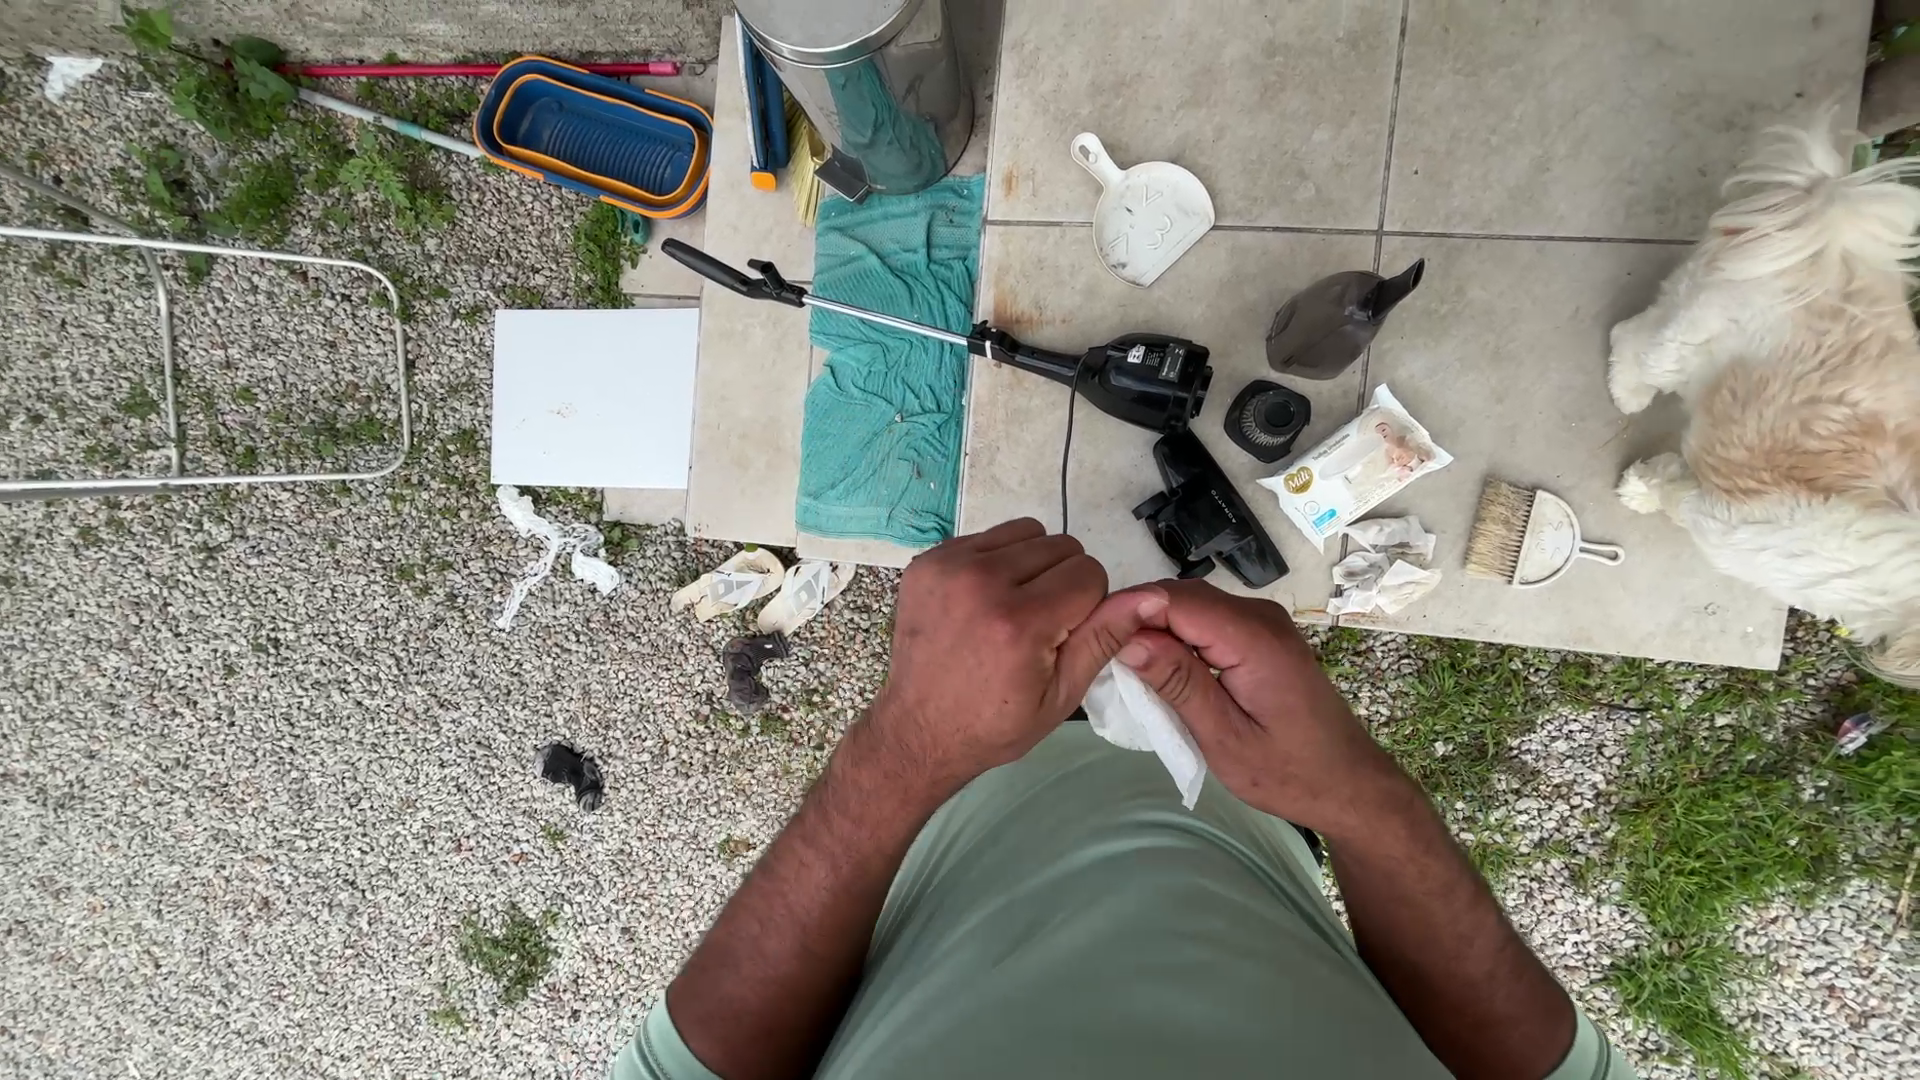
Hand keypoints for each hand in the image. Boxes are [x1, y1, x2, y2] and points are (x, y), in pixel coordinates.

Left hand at [871, 518, 1168, 785]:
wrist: (918, 730)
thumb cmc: (996, 723)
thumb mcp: (1062, 694)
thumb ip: (1105, 637)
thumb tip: (1152, 596)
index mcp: (1019, 621)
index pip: (1089, 572)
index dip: (1087, 604)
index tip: (1063, 634)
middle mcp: (981, 582)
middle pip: (1060, 546)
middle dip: (1061, 581)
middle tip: (1039, 623)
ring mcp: (948, 566)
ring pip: (1025, 532)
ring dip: (1030, 564)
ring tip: (1012, 606)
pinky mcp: (927, 561)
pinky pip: (986, 536)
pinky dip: (994, 561)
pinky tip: (982, 601)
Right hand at [1112, 579, 1411, 838]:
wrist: (1350, 785)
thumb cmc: (1289, 773)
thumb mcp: (1226, 739)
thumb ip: (1179, 684)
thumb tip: (1130, 640)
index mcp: (1254, 639)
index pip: (1175, 601)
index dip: (1128, 610)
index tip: (1090, 634)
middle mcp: (1260, 616)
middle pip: (1180, 595)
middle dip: (1134, 614)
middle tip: (1096, 648)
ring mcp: (1262, 622)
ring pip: (1190, 603)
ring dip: (1152, 623)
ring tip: (1117, 656)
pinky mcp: (1260, 634)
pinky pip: (1206, 618)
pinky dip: (1175, 632)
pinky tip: (1155, 660)